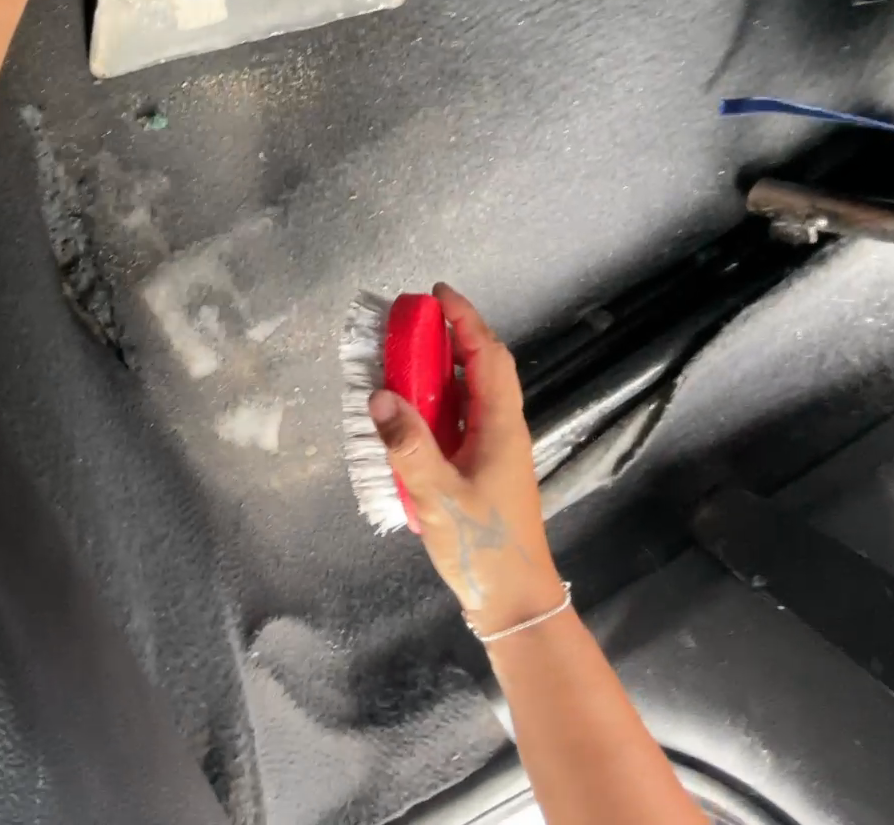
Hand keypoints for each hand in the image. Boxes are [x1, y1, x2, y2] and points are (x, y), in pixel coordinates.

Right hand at [368, 284, 564, 634]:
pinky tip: (410, 408)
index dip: (466, 319)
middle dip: (453, 335)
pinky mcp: (480, 467)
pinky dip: (436, 398)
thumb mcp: (439, 495)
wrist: (513, 599)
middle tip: (413, 321)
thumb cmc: (484, 546)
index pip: (488, 356)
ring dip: (443, 366)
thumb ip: (408, 445)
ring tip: (405, 355)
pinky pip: (459, 417)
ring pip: (471, 392)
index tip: (437, 294)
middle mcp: (501, 430)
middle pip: (483, 367)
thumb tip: (379, 395)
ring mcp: (492, 449)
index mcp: (501, 427)